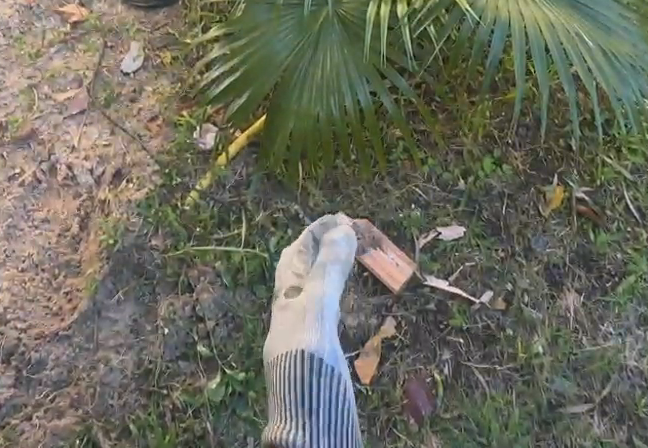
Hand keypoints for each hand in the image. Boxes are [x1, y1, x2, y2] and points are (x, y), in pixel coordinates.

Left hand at [264, 213, 356, 364]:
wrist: (310, 429)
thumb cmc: (308, 365)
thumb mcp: (317, 312)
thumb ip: (329, 272)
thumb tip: (342, 228)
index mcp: (285, 298)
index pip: (297, 252)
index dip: (318, 231)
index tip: (345, 219)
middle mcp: (292, 312)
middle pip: (306, 269)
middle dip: (328, 247)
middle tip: (357, 235)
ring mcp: (306, 334)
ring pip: (319, 290)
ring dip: (337, 270)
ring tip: (362, 257)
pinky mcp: (322, 354)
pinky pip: (331, 315)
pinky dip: (346, 299)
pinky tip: (361, 302)